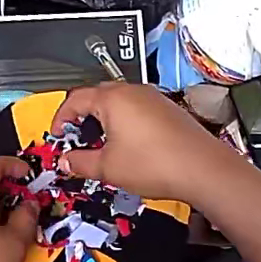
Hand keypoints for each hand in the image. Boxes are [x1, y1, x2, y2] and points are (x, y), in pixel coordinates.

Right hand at [50, 83, 247, 205]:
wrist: (203, 169)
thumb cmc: (158, 163)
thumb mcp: (108, 167)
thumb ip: (80, 162)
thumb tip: (67, 161)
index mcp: (113, 98)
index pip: (75, 99)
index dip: (60, 118)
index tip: (57, 135)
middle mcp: (134, 92)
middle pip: (97, 97)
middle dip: (83, 119)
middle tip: (77, 141)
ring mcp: (154, 99)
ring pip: (120, 105)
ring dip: (106, 122)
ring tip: (104, 149)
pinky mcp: (169, 111)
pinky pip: (139, 112)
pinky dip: (127, 125)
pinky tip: (130, 149)